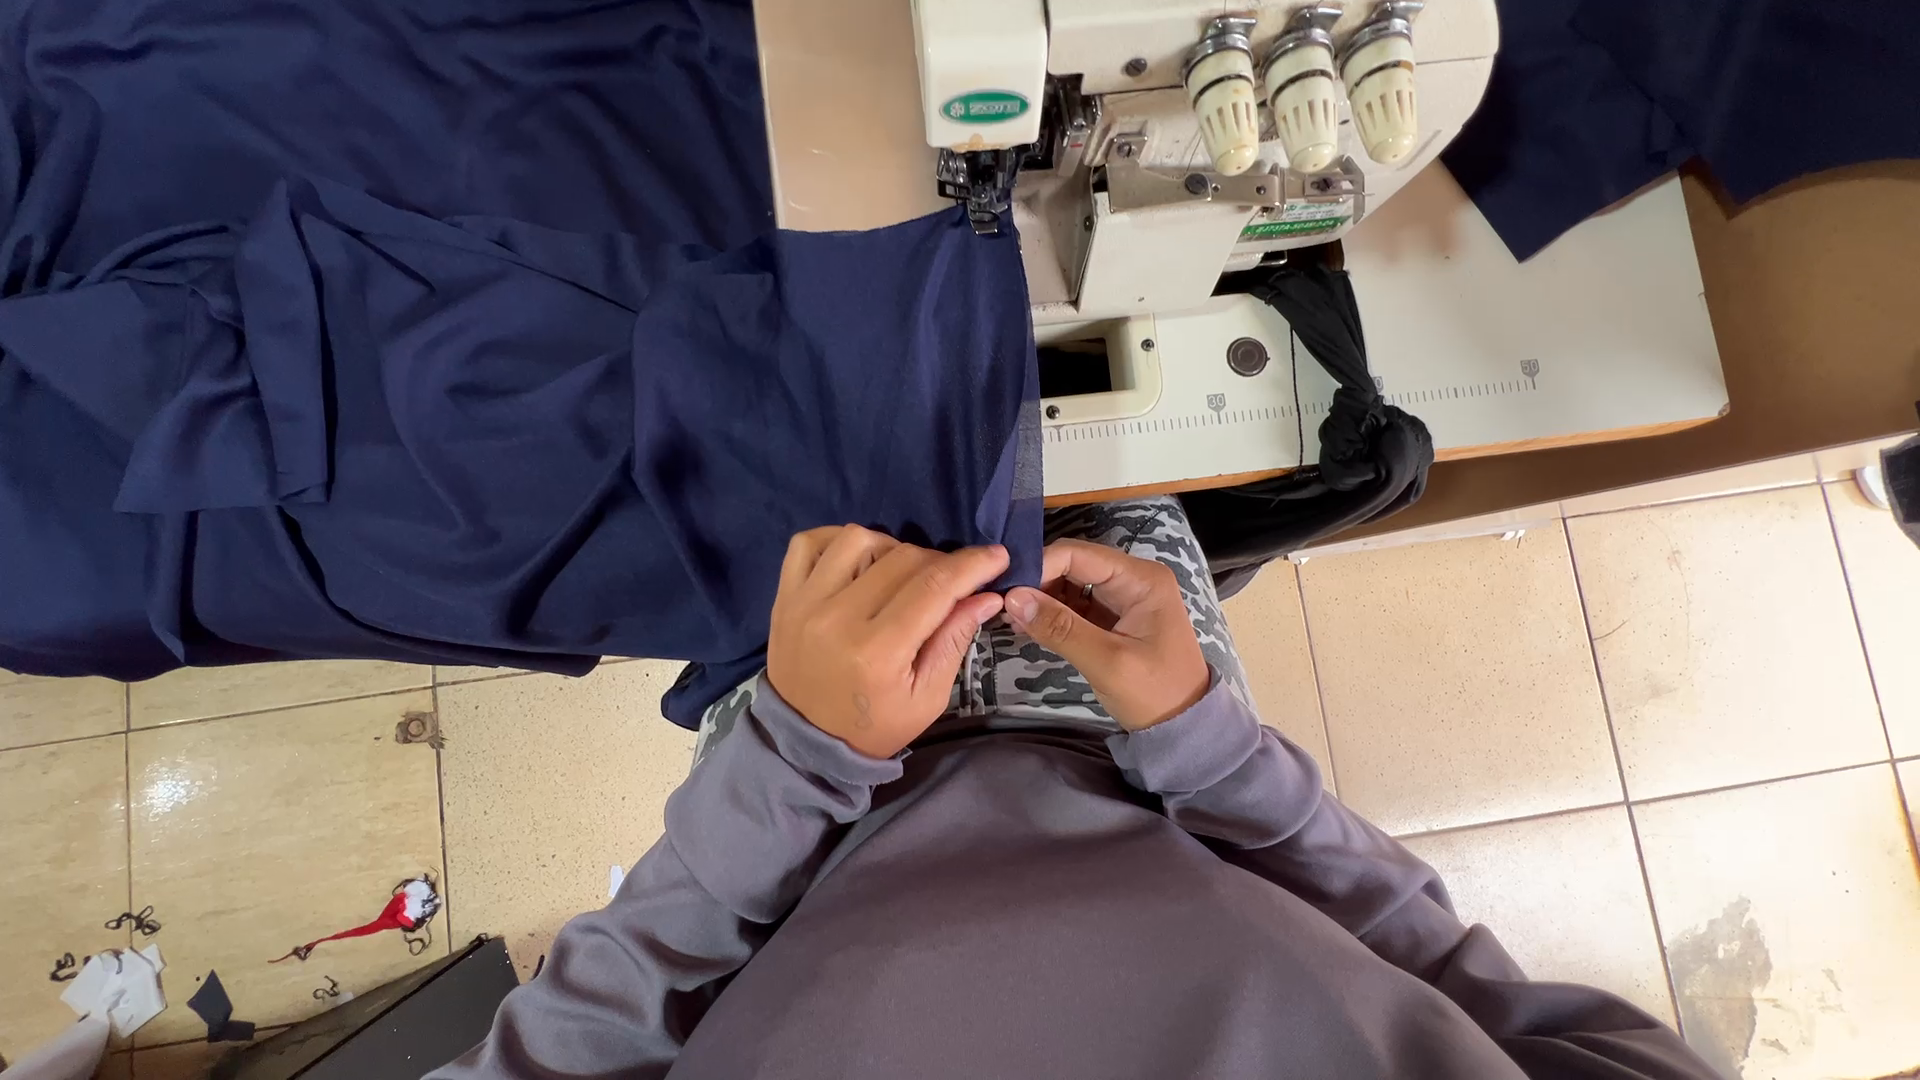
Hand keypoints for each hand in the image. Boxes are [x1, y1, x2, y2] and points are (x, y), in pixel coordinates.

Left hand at [766, 526, 1008, 757]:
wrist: (804, 744)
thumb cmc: (873, 726)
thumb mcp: (926, 697)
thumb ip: (954, 640)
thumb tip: (987, 595)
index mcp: (878, 651)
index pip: (934, 587)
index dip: (972, 565)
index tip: (997, 556)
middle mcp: (837, 618)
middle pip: (902, 558)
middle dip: (940, 562)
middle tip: (951, 581)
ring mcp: (805, 603)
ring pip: (859, 539)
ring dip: (891, 547)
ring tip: (902, 572)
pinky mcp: (784, 596)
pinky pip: (809, 542)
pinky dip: (839, 540)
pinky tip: (860, 558)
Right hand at [1003, 539, 1209, 730]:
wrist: (1185, 728)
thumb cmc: (1156, 694)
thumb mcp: (1107, 663)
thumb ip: (1060, 628)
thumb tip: (1012, 598)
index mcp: (1141, 579)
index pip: (1078, 554)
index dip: (1039, 567)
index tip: (1004, 589)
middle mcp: (1132, 578)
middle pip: (1072, 564)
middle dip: (1037, 581)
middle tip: (1001, 604)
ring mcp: (1122, 596)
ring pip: (1069, 582)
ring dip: (1041, 597)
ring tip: (1009, 618)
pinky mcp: (1112, 616)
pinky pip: (1074, 604)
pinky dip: (1051, 612)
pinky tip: (1027, 626)